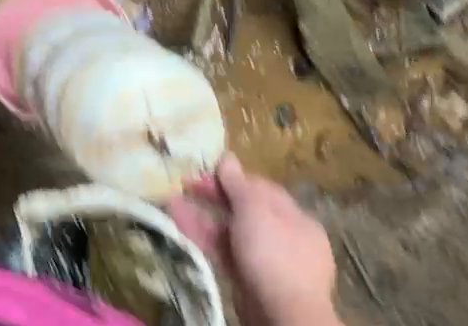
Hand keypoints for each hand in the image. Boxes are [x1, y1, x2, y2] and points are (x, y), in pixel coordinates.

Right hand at [167, 154, 341, 325]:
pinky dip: (202, 235)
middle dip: (212, 196)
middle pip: (244, 209)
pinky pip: (224, 249)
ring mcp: (267, 258)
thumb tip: (228, 157)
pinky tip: (178, 222)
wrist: (282, 314)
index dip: (232, 177)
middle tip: (184, 185)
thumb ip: (238, 184)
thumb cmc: (273, 254)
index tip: (203, 171)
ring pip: (230, 229)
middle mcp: (285, 237)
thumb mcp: (254, 211)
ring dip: (200, 214)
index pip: (262, 189)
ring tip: (171, 202)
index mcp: (296, 220)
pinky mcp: (249, 276)